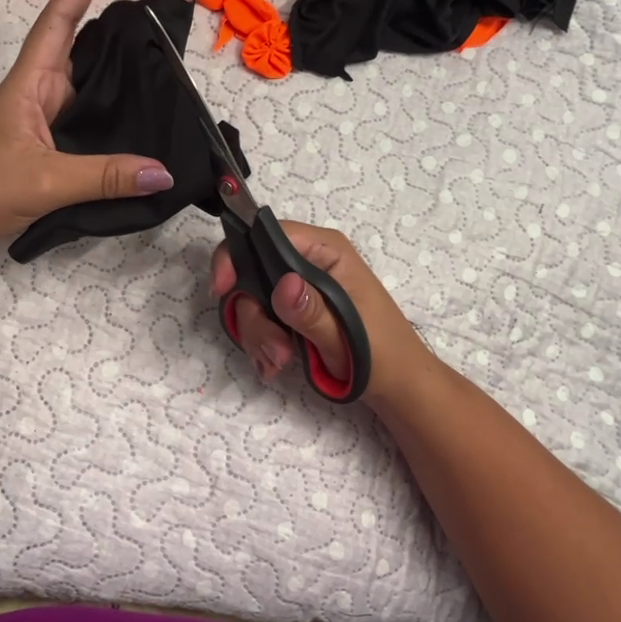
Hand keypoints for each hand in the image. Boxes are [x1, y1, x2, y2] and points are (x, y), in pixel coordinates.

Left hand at [0, 0, 174, 254]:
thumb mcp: (45, 181)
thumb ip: (105, 176)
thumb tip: (163, 170)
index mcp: (29, 85)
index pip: (58, 24)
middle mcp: (38, 93)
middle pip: (80, 46)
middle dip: (117, 22)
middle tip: (164, 3)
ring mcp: (42, 119)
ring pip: (86, 81)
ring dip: (118, 63)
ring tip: (162, 45)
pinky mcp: (47, 144)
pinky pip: (86, 114)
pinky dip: (112, 104)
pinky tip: (139, 108)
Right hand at [208, 221, 428, 405]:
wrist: (399, 387)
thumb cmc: (382, 356)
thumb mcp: (345, 337)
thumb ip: (311, 312)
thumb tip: (283, 285)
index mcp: (325, 251)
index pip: (266, 233)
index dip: (237, 255)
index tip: (222, 289)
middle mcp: (307, 261)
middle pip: (251, 271)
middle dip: (252, 314)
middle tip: (272, 350)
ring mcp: (298, 285)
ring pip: (251, 299)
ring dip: (257, 334)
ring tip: (278, 364)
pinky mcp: (292, 308)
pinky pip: (260, 317)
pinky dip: (260, 342)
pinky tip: (274, 365)